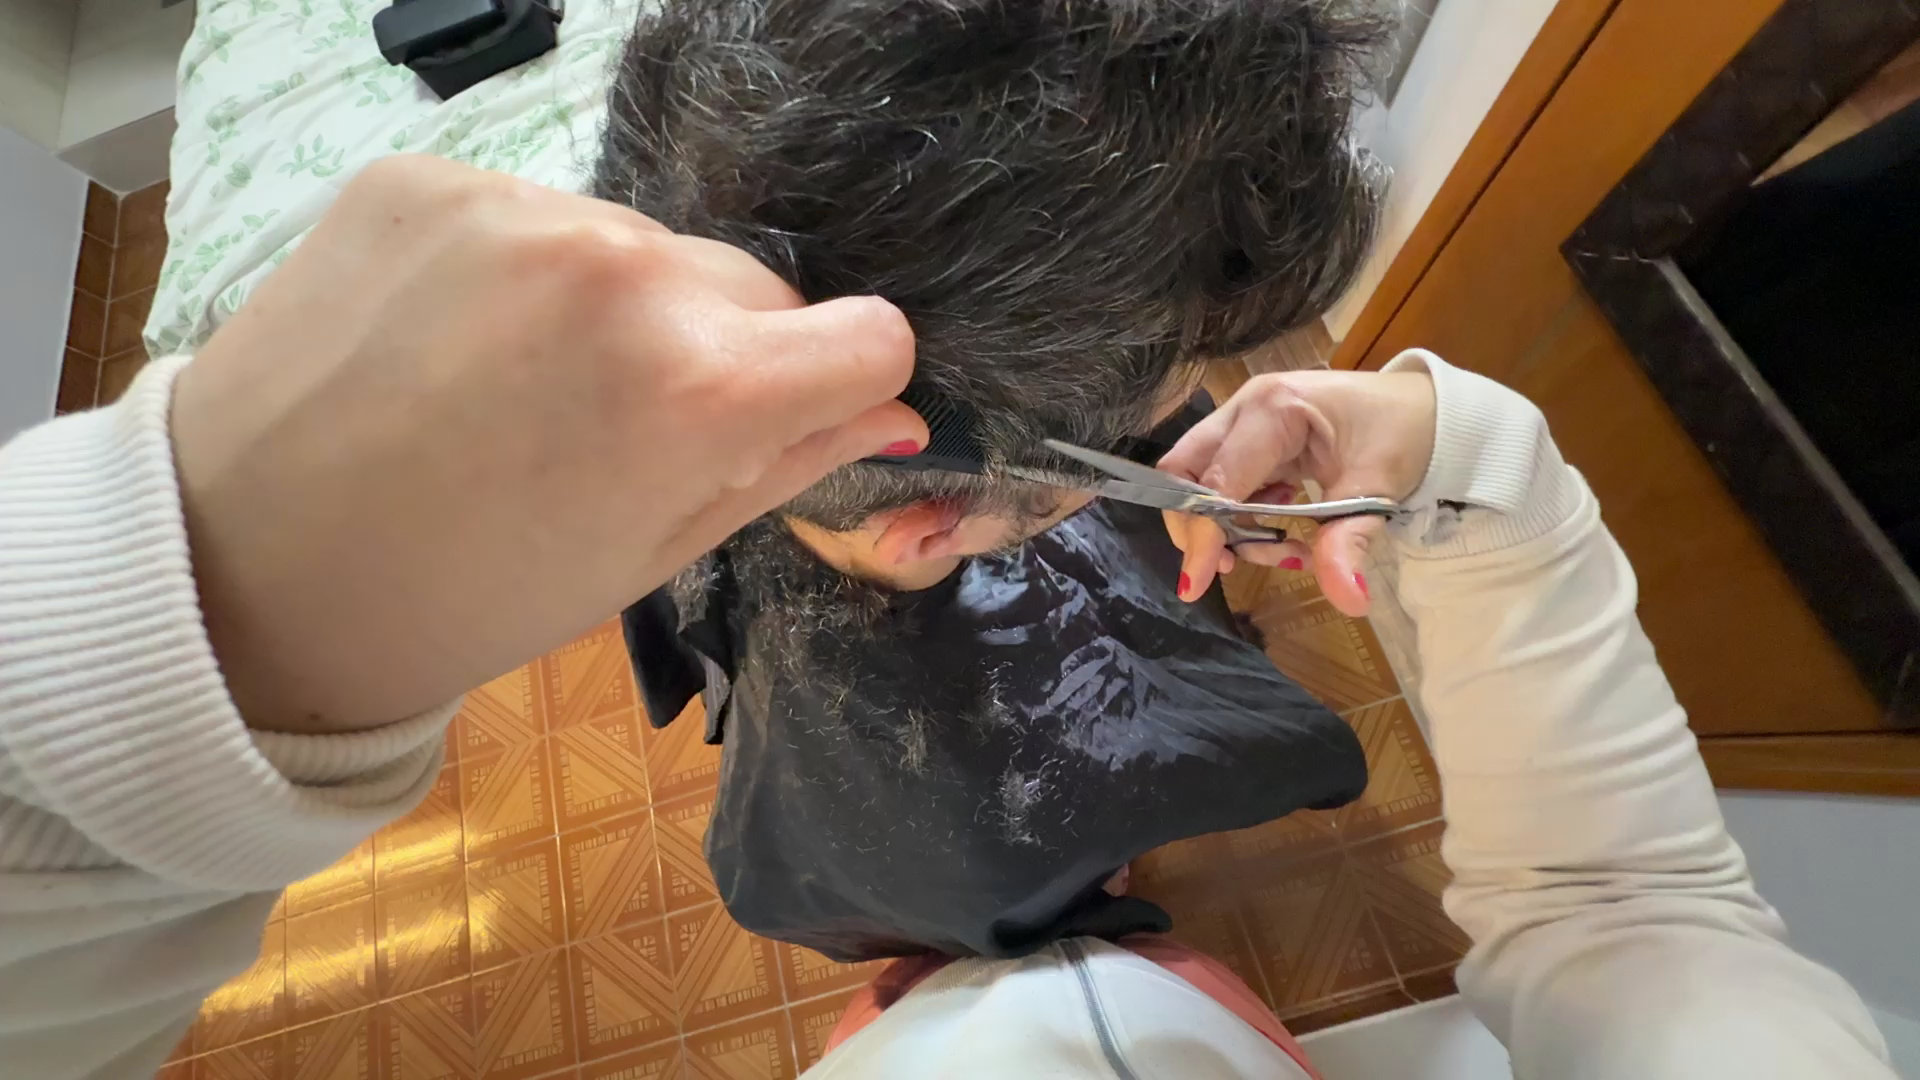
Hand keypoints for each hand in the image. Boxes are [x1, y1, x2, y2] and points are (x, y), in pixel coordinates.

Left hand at [171, 156, 923, 733]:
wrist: (255, 569)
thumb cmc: (497, 591)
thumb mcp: (672, 546)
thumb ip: (797, 460)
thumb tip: (897, 415)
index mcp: (699, 389)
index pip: (873, 336)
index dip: (859, 378)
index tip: (810, 407)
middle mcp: (628, 272)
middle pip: (766, 288)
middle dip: (741, 351)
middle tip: (651, 420)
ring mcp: (524, 209)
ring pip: (668, 251)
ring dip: (648, 312)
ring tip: (554, 381)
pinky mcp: (433, 176)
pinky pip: (565, 219)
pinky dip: (557, 278)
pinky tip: (485, 337)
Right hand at [1158, 369, 1435, 616]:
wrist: (1428, 408)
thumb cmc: (1405, 435)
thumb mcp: (1378, 490)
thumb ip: (1349, 542)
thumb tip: (1348, 601)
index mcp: (1275, 410)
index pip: (1216, 479)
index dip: (1203, 533)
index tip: (1195, 582)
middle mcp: (1244, 409)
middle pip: (1183, 471)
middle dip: (1196, 526)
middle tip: (1228, 564)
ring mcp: (1240, 420)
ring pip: (1196, 480)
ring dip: (1223, 527)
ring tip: (1281, 550)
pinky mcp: (1245, 438)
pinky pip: (1218, 481)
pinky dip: (1237, 516)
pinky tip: (1277, 525)